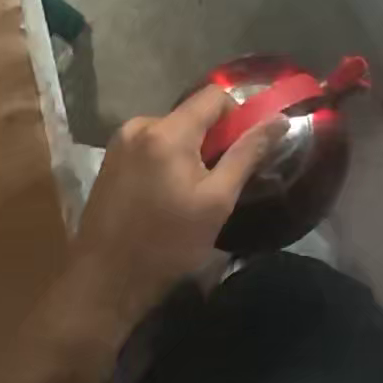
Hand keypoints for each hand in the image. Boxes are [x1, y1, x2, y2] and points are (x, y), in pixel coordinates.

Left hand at [68, 86, 284, 329]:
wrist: (102, 286)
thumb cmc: (167, 244)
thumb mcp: (217, 200)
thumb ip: (248, 153)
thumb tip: (280, 120)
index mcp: (167, 132)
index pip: (215, 96)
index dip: (238, 115)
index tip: (243, 149)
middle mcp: (139, 127)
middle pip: (195, 113)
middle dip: (215, 137)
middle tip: (220, 177)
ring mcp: (120, 144)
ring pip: (176, 128)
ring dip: (193, 149)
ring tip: (195, 189)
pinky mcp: (111, 161)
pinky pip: (155, 143)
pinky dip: (171, 157)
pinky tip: (169, 193)